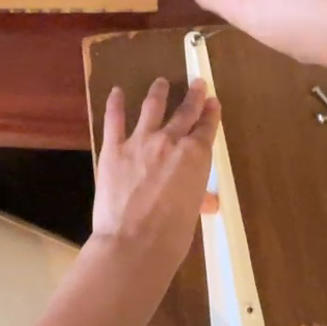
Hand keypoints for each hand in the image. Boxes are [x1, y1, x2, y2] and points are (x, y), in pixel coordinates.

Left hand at [92, 77, 221, 263]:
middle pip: (184, 113)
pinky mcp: (113, 148)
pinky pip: (114, 120)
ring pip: (152, 108)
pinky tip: (115, 92)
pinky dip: (115, 104)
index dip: (211, 113)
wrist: (133, 243)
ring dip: (158, 93)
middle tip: (197, 83)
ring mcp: (140, 141)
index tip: (212, 102)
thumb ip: (197, 198)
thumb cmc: (171, 236)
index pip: (206, 128)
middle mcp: (170, 141)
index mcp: (195, 156)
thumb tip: (207, 203)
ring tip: (160, 82)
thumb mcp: (192, 213)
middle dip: (193, 97)